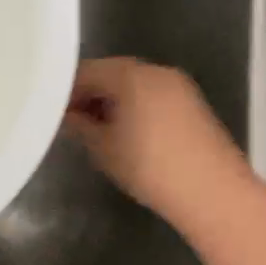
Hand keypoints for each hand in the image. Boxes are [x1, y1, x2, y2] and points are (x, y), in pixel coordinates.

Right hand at [64, 57, 253, 225]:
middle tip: (69, 119)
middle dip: (88, 93)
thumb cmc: (149, 167)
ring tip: (94, 129)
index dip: (65, 90)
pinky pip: (151, 95)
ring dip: (110, 100)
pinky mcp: (191, 105)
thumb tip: (68, 115)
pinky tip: (124, 132)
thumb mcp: (103, 148)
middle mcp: (156, 72)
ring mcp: (178, 87)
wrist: (214, 193)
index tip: (51, 110)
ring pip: (132, 84)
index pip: (86, 71)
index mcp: (131, 75)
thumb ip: (80, 125)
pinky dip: (132, 106)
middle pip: (111, 73)